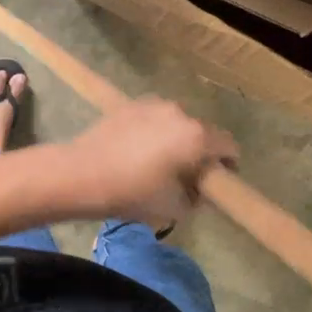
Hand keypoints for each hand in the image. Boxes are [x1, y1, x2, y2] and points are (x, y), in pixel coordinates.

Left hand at [57, 98, 237, 224]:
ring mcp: (153, 104)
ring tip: (161, 161)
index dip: (228, 165)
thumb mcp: (175, 207)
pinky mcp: (130, 104)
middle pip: (202, 131)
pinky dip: (155, 130)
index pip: (229, 146)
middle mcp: (179, 112)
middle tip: (188, 175)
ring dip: (177, 138)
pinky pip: (154, 117)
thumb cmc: (133, 193)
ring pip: (177, 122)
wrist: (82, 173)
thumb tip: (200, 190)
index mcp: (197, 136)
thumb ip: (197, 198)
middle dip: (201, 151)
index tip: (218, 181)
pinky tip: (140, 149)